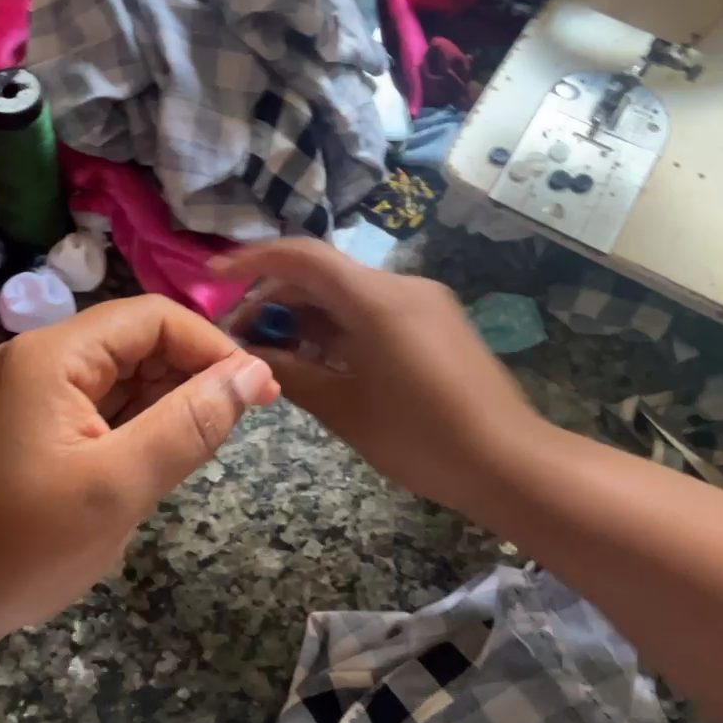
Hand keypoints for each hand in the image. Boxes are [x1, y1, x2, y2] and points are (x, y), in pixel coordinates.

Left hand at [0, 295, 278, 655]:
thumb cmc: (30, 547)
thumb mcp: (120, 485)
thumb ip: (190, 423)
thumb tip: (255, 373)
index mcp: (52, 357)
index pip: (151, 319)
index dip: (210, 347)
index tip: (259, 392)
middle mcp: (38, 359)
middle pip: (135, 340)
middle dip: (191, 372)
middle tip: (237, 422)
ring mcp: (32, 391)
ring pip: (122, 373)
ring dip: (168, 399)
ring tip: (204, 441)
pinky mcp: (34, 422)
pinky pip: (100, 403)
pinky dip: (138, 420)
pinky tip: (162, 451)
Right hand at [214, 239, 548, 513]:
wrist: (510, 464)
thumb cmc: (420, 439)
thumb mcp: (341, 408)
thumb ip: (287, 372)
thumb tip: (245, 353)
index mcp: (376, 300)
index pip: (302, 257)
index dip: (251, 261)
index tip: (212, 278)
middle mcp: (401, 287)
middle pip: (321, 276)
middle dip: (274, 299)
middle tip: (238, 338)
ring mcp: (422, 303)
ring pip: (345, 295)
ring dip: (304, 317)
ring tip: (272, 356)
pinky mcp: (434, 323)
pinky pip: (371, 312)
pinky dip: (335, 329)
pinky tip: (316, 362)